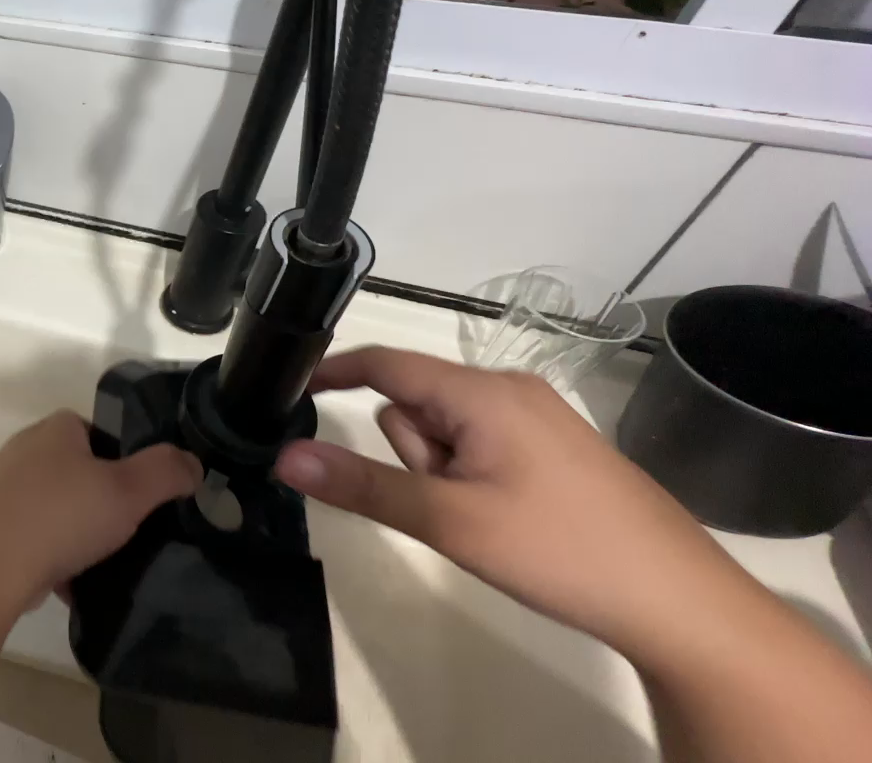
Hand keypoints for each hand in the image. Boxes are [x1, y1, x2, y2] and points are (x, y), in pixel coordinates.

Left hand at [0, 410, 202, 614]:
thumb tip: (192, 462)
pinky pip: (34, 537)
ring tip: (104, 562)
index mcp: (55, 429)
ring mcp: (2, 487)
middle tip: (129, 532)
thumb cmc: (62, 515)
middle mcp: (24, 449)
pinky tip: (73, 585)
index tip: (142, 497)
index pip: (98, 433)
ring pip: (55, 508)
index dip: (124, 461)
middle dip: (101, 501)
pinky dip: (53, 558)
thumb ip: (165, 472)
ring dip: (77, 534)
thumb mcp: (128, 490)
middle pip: (76, 471)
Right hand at [273, 346, 749, 654]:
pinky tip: (504, 516)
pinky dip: (466, 472)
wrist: (688, 611)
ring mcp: (536, 418)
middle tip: (446, 502)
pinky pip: (477, 442)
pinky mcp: (552, 447)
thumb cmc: (562, 551)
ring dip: (439, 468)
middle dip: (411, 451)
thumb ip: (361, 484)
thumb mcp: (449, 520)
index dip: (332, 371)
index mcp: (483, 393)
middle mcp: (508, 390)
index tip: (290, 389)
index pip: (384, 363)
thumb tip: (285, 457)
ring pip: (444, 427)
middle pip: (413, 403)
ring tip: (481, 515)